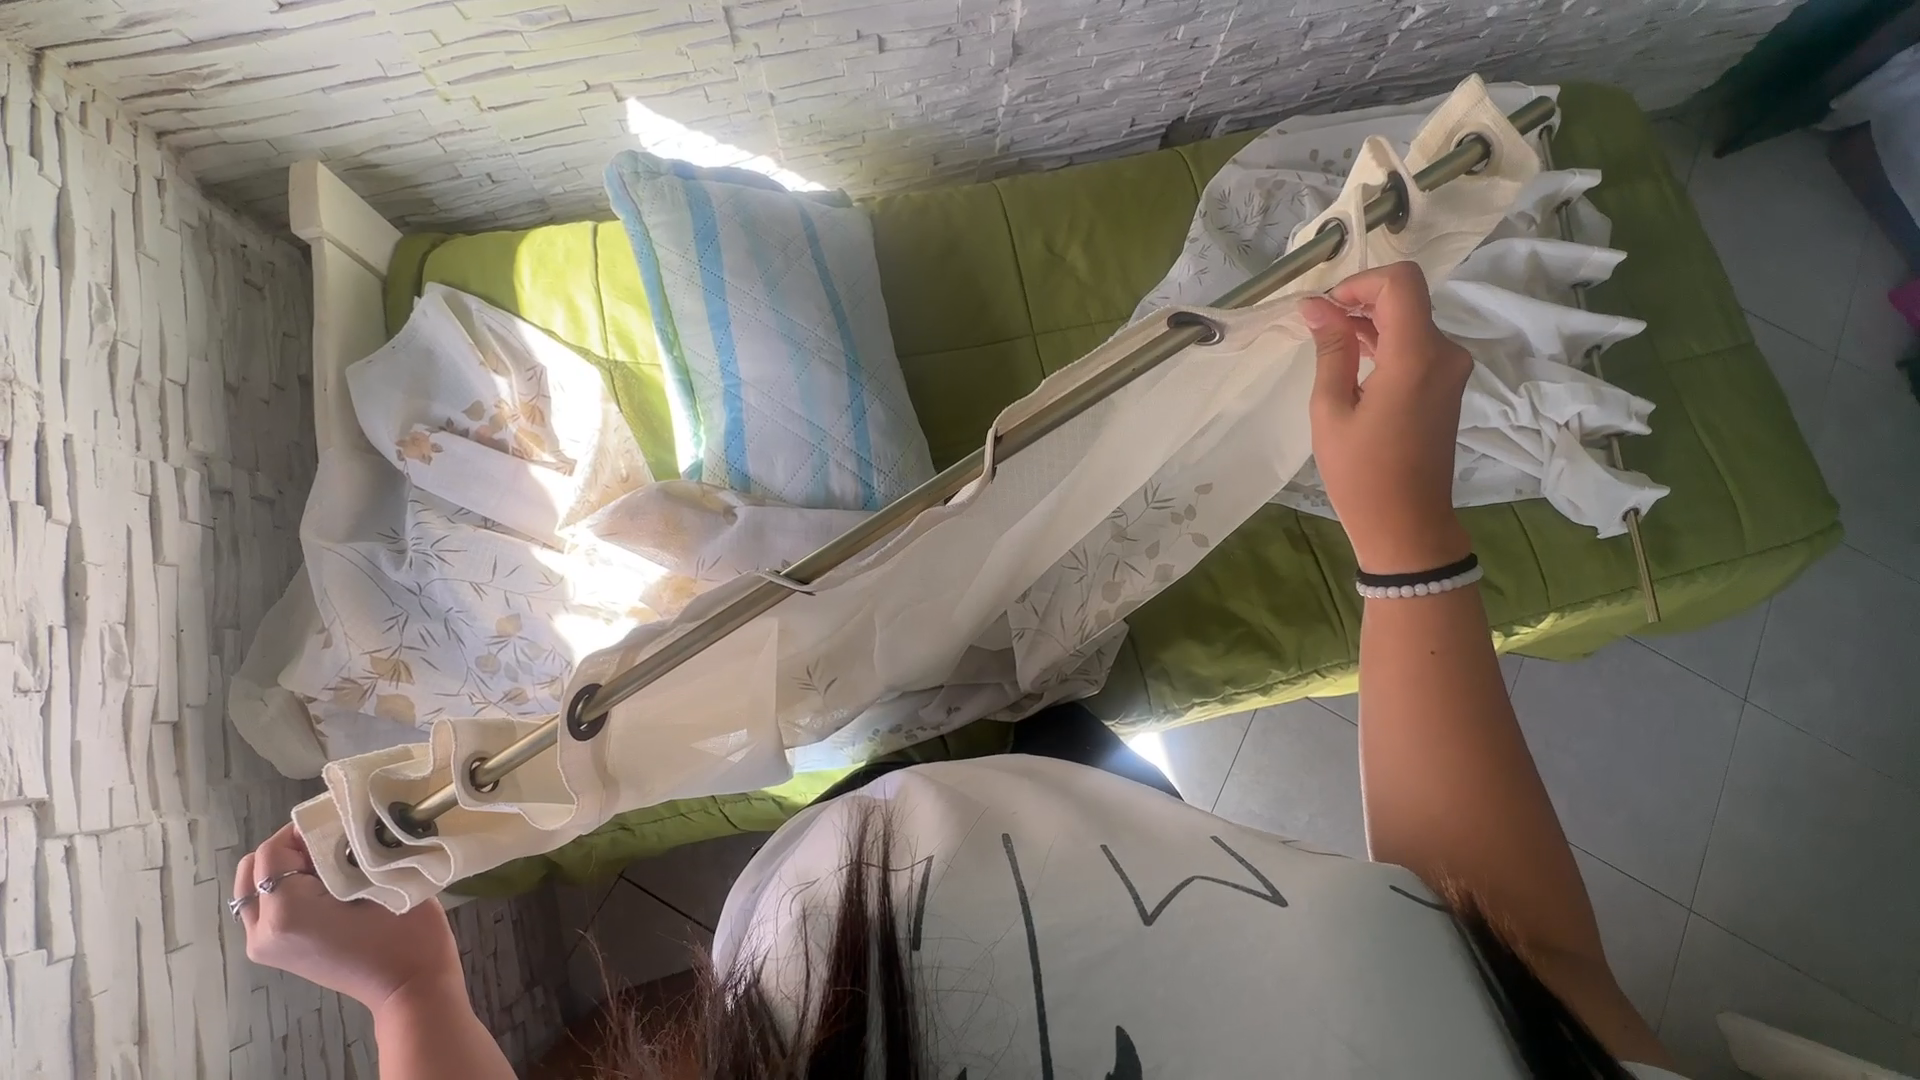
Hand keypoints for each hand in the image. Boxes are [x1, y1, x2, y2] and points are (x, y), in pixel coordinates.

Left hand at [234, 824, 464, 1014]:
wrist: (409, 984)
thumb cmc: (405, 933)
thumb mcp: (383, 883)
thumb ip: (352, 854)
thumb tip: (343, 825)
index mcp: (287, 913)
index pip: (271, 853)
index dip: (301, 829)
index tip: (339, 819)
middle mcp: (261, 932)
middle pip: (252, 871)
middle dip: (289, 847)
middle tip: (334, 838)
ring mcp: (264, 946)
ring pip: (255, 890)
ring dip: (285, 867)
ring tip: (332, 859)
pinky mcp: (276, 952)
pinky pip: (265, 908)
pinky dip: (286, 887)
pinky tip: (327, 884)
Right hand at [1300, 261, 1473, 574]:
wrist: (1406, 523)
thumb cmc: (1361, 473)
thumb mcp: (1331, 411)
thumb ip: (1330, 351)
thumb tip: (1316, 307)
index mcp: (1416, 356)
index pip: (1401, 283)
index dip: (1359, 283)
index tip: (1325, 308)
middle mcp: (1445, 353)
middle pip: (1406, 298)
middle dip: (1359, 301)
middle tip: (1316, 326)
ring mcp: (1451, 369)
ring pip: (1411, 321)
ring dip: (1370, 323)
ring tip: (1327, 346)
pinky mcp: (1446, 385)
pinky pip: (1416, 346)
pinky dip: (1384, 343)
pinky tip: (1352, 363)